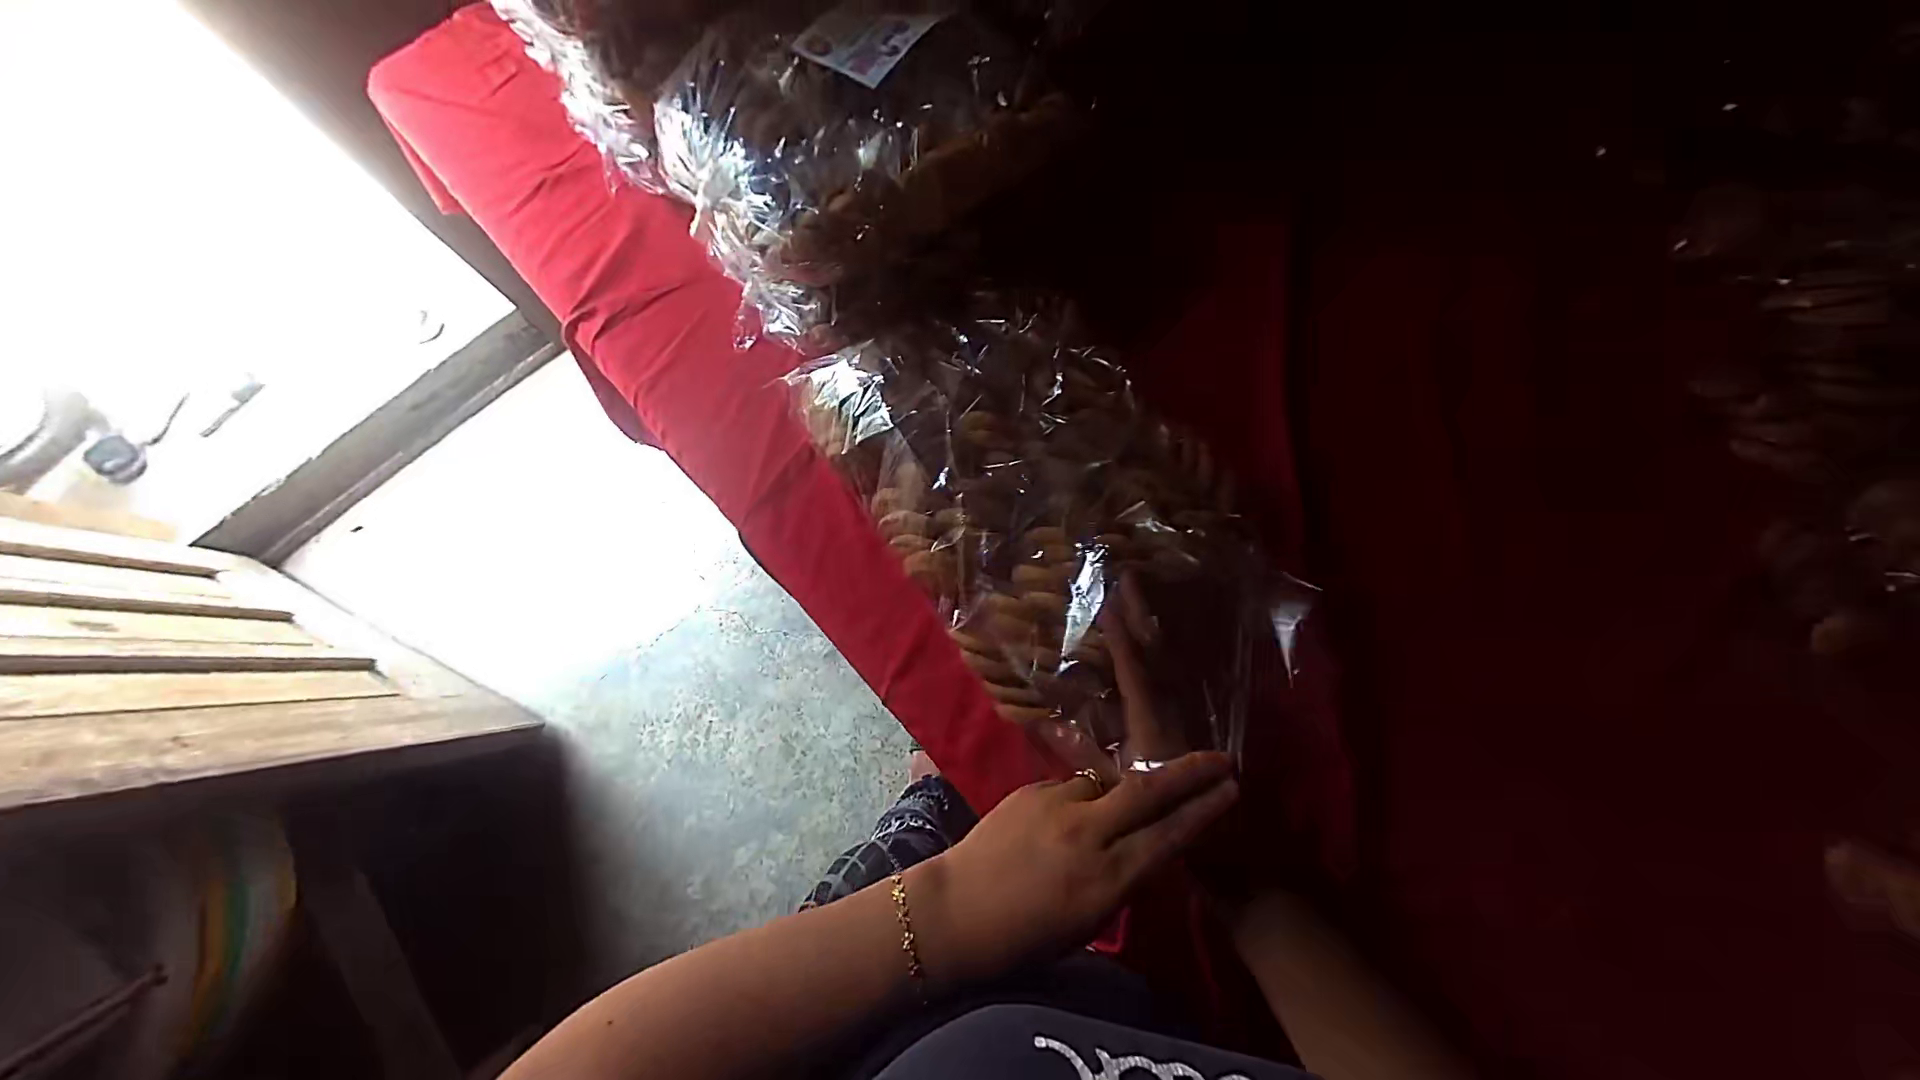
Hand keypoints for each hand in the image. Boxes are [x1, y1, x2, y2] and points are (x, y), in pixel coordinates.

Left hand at [904, 752, 1238, 990]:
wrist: (957, 909)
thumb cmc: (1026, 935)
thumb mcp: (1089, 921)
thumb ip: (1122, 879)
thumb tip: (1144, 842)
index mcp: (1105, 879)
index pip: (1168, 835)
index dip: (1203, 809)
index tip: (1230, 788)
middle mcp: (1085, 833)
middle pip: (1146, 792)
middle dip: (1188, 772)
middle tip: (1219, 758)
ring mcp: (1055, 804)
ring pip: (1107, 783)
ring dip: (1127, 788)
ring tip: (1133, 796)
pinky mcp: (1030, 789)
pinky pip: (1072, 787)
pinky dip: (1085, 798)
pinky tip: (1077, 815)